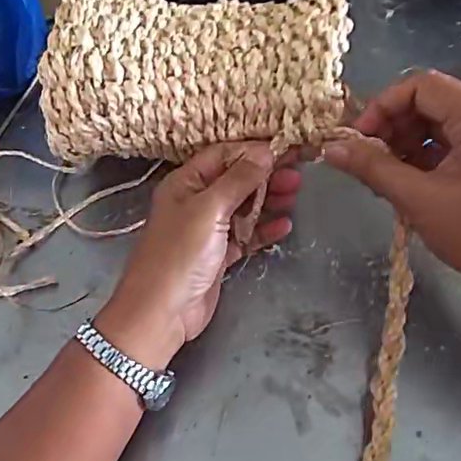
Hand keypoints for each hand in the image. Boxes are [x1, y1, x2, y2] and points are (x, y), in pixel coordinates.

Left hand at [96, 142, 299, 368]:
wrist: (162, 311)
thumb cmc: (180, 254)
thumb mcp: (209, 209)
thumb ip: (238, 180)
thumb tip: (265, 151)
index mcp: (185, 183)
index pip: (223, 155)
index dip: (254, 150)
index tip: (286, 148)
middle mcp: (195, 202)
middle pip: (236, 181)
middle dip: (266, 176)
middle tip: (297, 174)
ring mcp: (206, 230)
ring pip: (243, 208)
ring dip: (268, 201)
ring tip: (295, 195)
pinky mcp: (217, 255)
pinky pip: (245, 236)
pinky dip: (263, 230)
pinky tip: (284, 226)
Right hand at [323, 70, 460, 303]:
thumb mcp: (419, 200)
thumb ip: (372, 168)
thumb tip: (332, 149)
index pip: (423, 86)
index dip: (383, 107)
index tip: (359, 139)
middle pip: (435, 101)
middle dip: (396, 126)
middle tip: (370, 159)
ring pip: (447, 121)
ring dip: (411, 142)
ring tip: (390, 174)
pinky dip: (433, 154)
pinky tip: (415, 181)